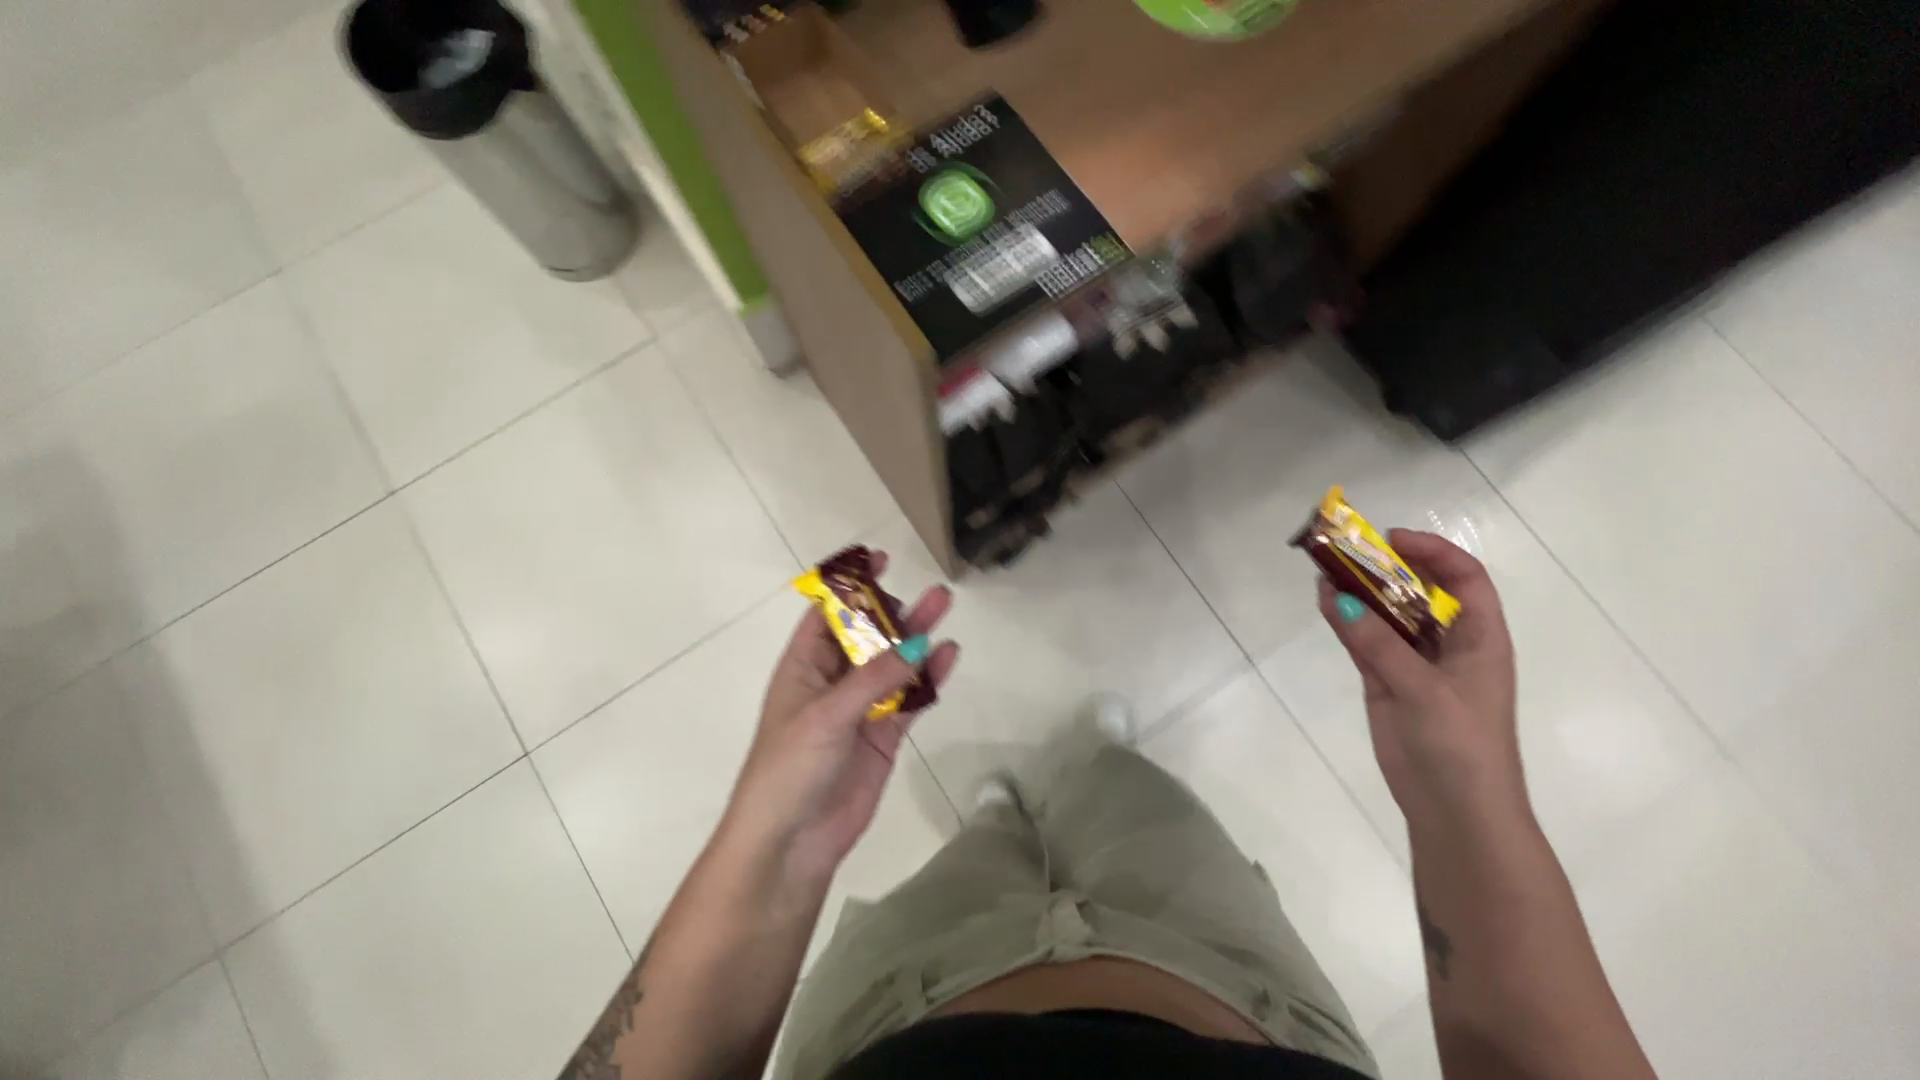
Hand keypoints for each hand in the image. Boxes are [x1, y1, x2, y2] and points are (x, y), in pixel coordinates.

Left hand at [724, 551, 960, 886]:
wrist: (792, 842)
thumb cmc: (790, 769)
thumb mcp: (825, 716)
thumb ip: (872, 679)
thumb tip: (916, 642)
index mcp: (802, 668)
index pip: (827, 615)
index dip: (851, 586)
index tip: (879, 558)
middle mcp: (831, 682)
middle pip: (867, 636)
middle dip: (894, 612)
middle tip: (929, 591)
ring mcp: (859, 710)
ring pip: (893, 665)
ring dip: (916, 639)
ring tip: (945, 607)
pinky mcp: (883, 737)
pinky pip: (909, 699)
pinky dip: (929, 679)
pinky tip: (949, 655)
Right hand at [1318, 530, 1527, 829]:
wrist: (1456, 810)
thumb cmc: (1461, 744)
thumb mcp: (1423, 689)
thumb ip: (1378, 643)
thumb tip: (1337, 596)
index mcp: (1480, 638)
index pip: (1465, 579)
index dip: (1434, 553)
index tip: (1393, 540)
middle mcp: (1449, 644)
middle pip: (1420, 592)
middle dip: (1387, 567)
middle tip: (1348, 549)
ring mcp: (1415, 664)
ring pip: (1386, 615)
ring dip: (1360, 593)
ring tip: (1324, 570)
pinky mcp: (1387, 684)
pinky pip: (1365, 642)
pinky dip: (1346, 622)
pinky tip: (1324, 603)